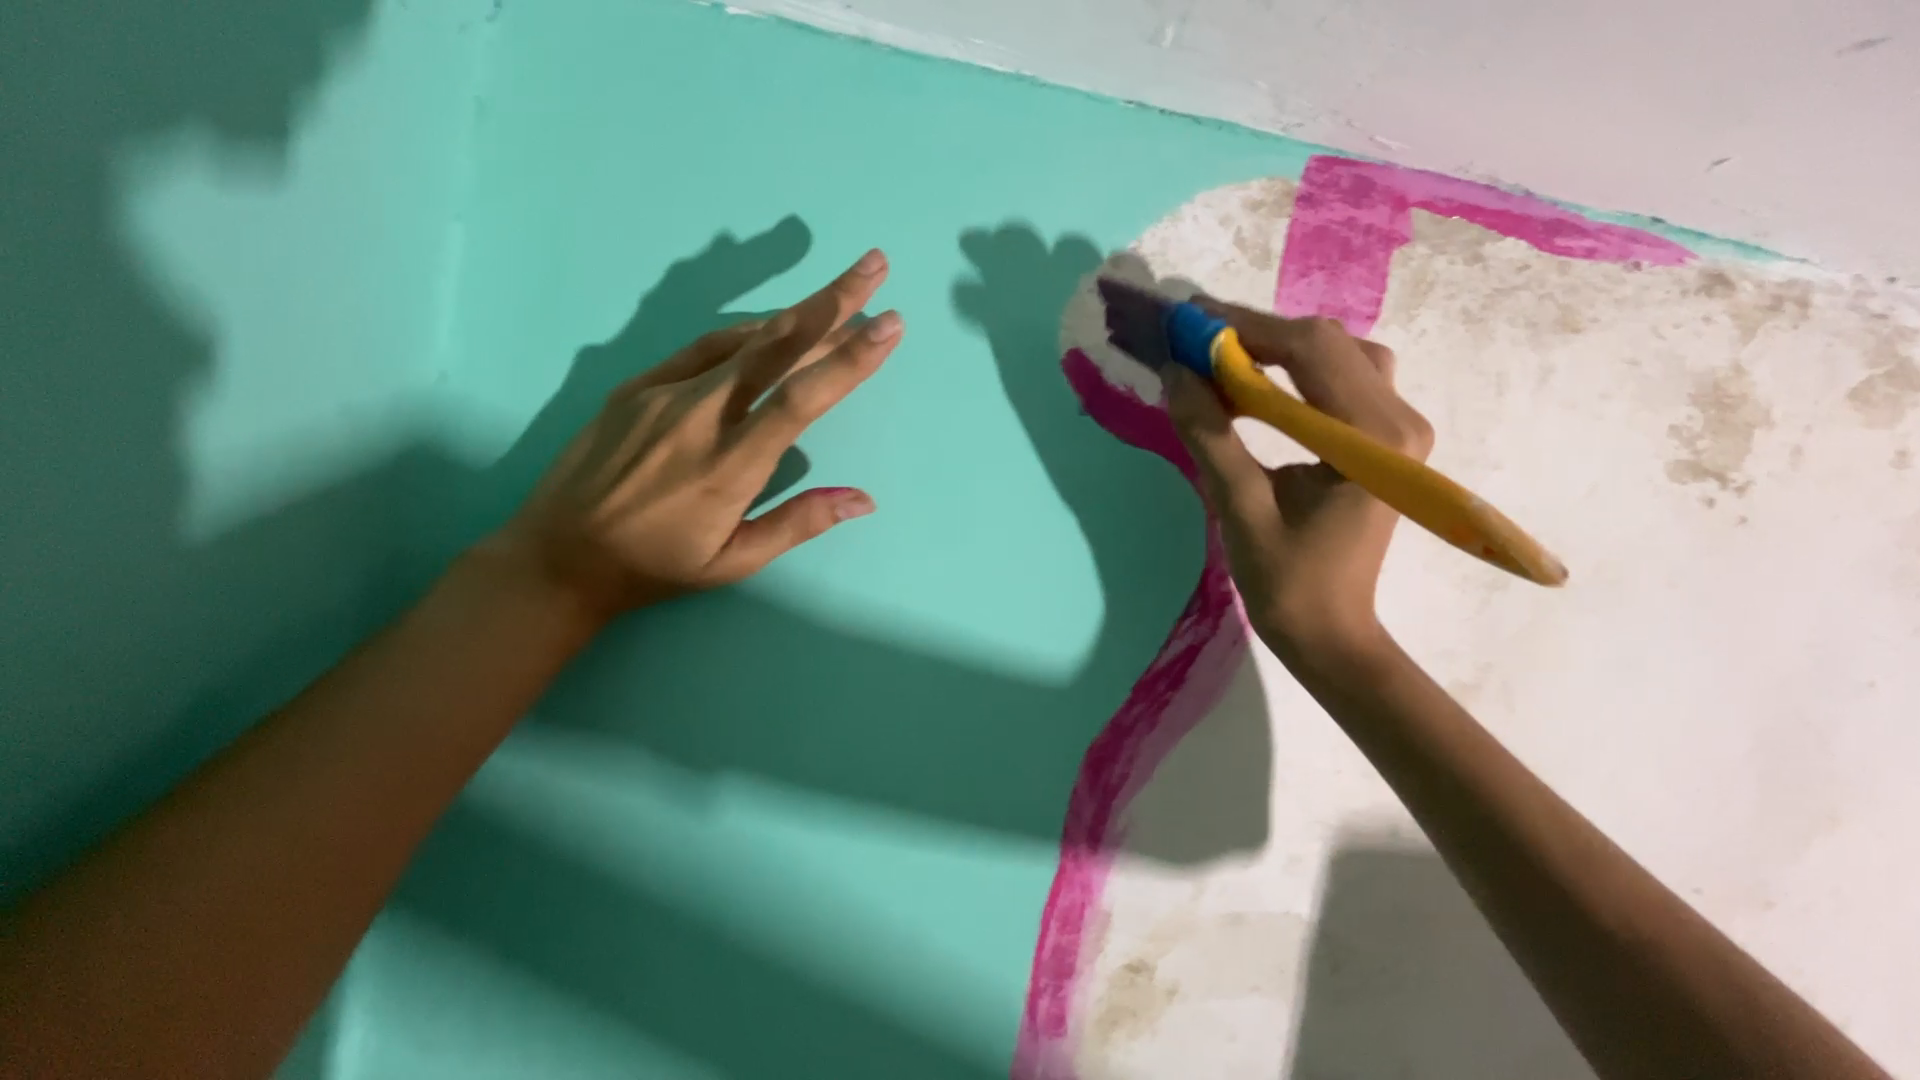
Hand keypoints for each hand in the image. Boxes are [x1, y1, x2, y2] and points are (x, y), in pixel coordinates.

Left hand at [488, 249, 900, 620]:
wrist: (558, 554)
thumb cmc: (655, 567)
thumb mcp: (732, 562)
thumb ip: (798, 523)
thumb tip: (864, 499)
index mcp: (730, 464)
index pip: (802, 399)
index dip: (850, 359)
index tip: (889, 324)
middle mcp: (701, 415)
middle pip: (777, 346)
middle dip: (831, 302)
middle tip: (873, 264)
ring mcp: (663, 394)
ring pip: (742, 339)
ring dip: (794, 313)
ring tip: (834, 294)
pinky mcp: (636, 386)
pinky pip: (701, 348)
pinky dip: (744, 333)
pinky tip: (769, 327)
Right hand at [1164, 307, 1432, 656]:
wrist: (1329, 631)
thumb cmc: (1286, 582)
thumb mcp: (1238, 507)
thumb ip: (1209, 434)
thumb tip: (1176, 372)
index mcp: (1372, 437)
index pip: (1310, 350)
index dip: (1244, 327)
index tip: (1186, 320)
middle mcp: (1398, 419)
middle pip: (1327, 342)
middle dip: (1255, 333)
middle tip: (1193, 339)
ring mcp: (1398, 427)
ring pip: (1338, 353)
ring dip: (1278, 349)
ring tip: (1222, 362)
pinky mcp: (1385, 438)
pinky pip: (1341, 378)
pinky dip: (1295, 371)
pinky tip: (1256, 386)